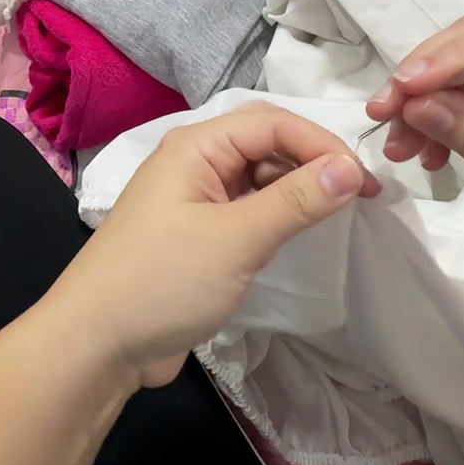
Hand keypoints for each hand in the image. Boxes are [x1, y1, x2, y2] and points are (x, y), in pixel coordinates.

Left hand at [42, 103, 380, 388]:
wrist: (97, 342)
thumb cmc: (163, 279)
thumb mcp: (236, 239)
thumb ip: (294, 201)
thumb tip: (349, 166)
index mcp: (196, 145)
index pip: (271, 123)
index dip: (322, 144)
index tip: (366, 182)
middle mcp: (195, 159)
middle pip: (264, 141)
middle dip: (312, 159)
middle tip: (361, 194)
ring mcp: (195, 195)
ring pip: (257, 173)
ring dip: (297, 185)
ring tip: (341, 210)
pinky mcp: (198, 229)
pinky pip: (247, 204)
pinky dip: (277, 210)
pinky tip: (301, 228)